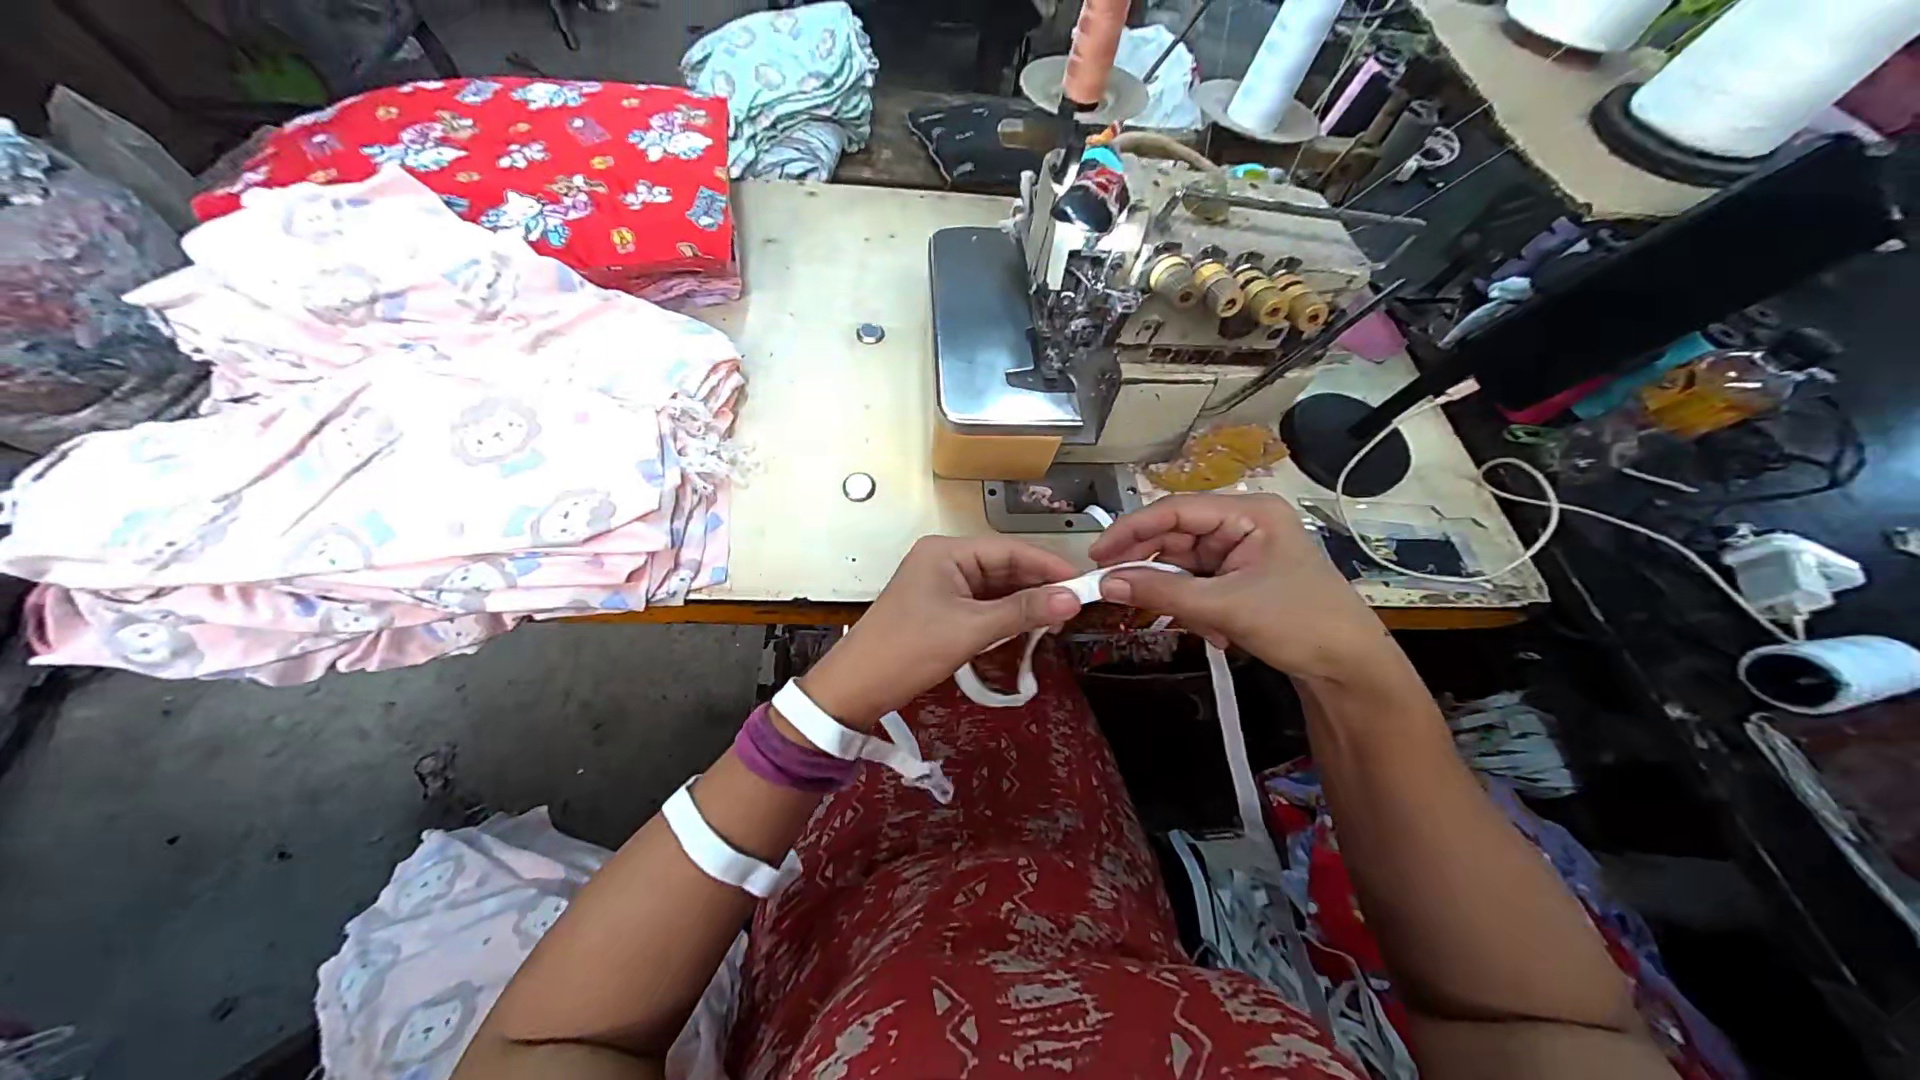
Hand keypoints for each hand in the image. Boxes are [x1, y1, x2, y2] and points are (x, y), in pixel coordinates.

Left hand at [796, 535, 1082, 727]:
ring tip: (1059, 619)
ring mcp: (942, 585)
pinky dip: (1006, 616)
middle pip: (1004, 567)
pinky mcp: (941, 609)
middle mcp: (945, 560)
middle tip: (1077, 607)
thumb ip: (1022, 611)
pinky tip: (1030, 626)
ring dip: (1025, 603)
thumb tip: (1073, 598)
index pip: (1010, 549)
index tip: (1085, 583)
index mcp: (947, 551)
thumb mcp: (970, 629)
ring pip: (996, 588)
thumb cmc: (909, 650)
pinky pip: (983, 605)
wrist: (856, 688)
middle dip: (1039, 586)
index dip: (1049, 565)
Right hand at [1087, 493, 1396, 682]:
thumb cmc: (1301, 624)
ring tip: (1196, 625)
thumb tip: (1107, 583)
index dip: (1132, 530)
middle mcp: (1242, 525)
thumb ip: (1161, 592)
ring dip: (1177, 598)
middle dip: (1153, 571)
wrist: (1350, 671)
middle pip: (1175, 538)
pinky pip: (1195, 585)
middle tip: (1118, 592)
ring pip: (1181, 566)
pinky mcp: (1238, 578)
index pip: (1175, 510)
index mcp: (1249, 513)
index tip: (1098, 555)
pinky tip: (1213, 632)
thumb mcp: (1225, 606)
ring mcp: (1240, 553)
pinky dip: (1192, 608)